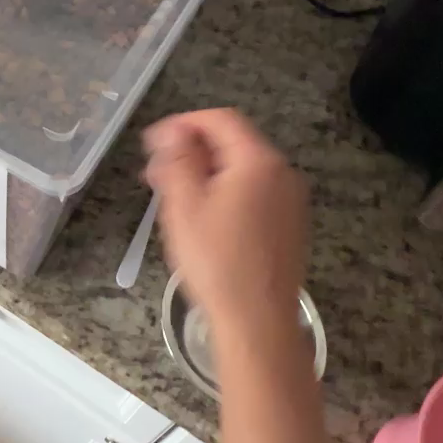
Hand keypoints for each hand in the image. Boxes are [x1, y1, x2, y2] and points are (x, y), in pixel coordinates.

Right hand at [143, 110, 308, 343]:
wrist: (258, 323)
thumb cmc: (217, 262)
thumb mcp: (184, 205)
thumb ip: (176, 158)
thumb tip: (170, 131)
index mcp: (259, 161)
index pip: (220, 119)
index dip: (183, 123)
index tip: (152, 143)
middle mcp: (282, 174)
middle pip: (233, 142)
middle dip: (191, 150)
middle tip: (155, 173)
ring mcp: (291, 201)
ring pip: (242, 169)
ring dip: (205, 172)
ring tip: (173, 196)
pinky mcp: (289, 226)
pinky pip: (254, 193)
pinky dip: (225, 192)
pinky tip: (202, 218)